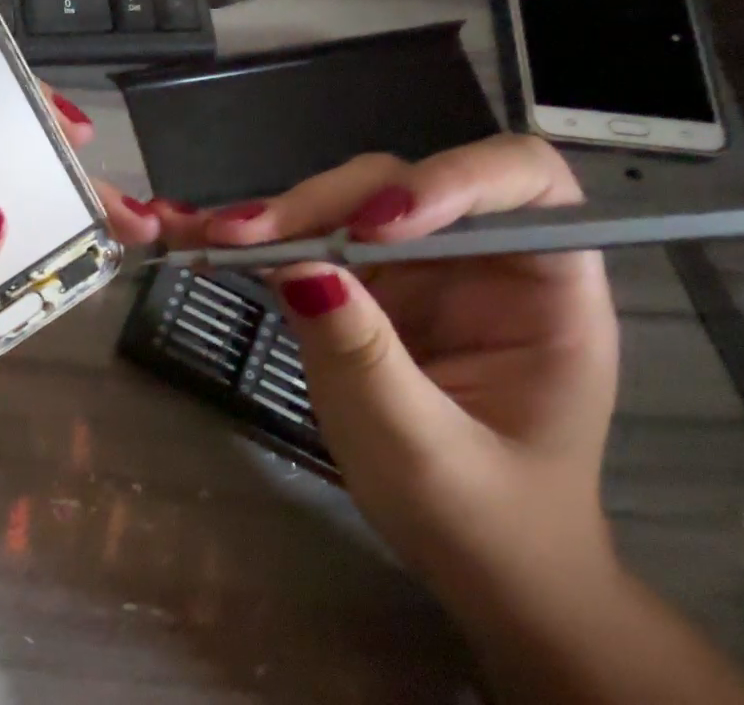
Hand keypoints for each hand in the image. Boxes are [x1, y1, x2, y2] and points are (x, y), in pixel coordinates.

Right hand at [192, 135, 620, 598]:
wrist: (476, 563)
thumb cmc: (480, 518)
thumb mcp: (418, 448)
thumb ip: (362, 355)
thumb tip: (297, 267)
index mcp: (545, 292)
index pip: (520, 186)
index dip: (450, 181)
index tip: (373, 226)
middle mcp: (479, 263)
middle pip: (401, 188)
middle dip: (320, 204)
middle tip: (236, 234)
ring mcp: (416, 274)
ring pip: (342, 207)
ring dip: (272, 217)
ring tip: (199, 234)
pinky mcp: (364, 290)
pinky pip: (307, 244)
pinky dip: (253, 241)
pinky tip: (198, 238)